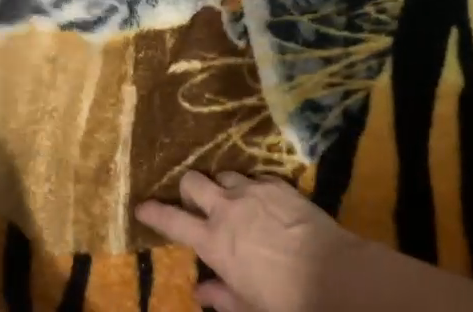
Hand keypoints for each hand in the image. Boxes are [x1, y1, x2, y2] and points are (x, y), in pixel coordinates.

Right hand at [134, 171, 365, 311]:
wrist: (332, 273)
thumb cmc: (286, 300)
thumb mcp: (249, 306)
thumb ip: (222, 296)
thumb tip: (200, 291)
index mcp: (214, 240)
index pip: (172, 220)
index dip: (153, 212)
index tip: (140, 207)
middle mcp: (226, 208)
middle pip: (193, 181)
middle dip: (189, 189)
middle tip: (196, 203)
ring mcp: (252, 190)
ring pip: (224, 174)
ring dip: (222, 186)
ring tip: (232, 200)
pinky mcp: (277, 183)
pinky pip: (256, 177)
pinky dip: (253, 187)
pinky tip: (264, 201)